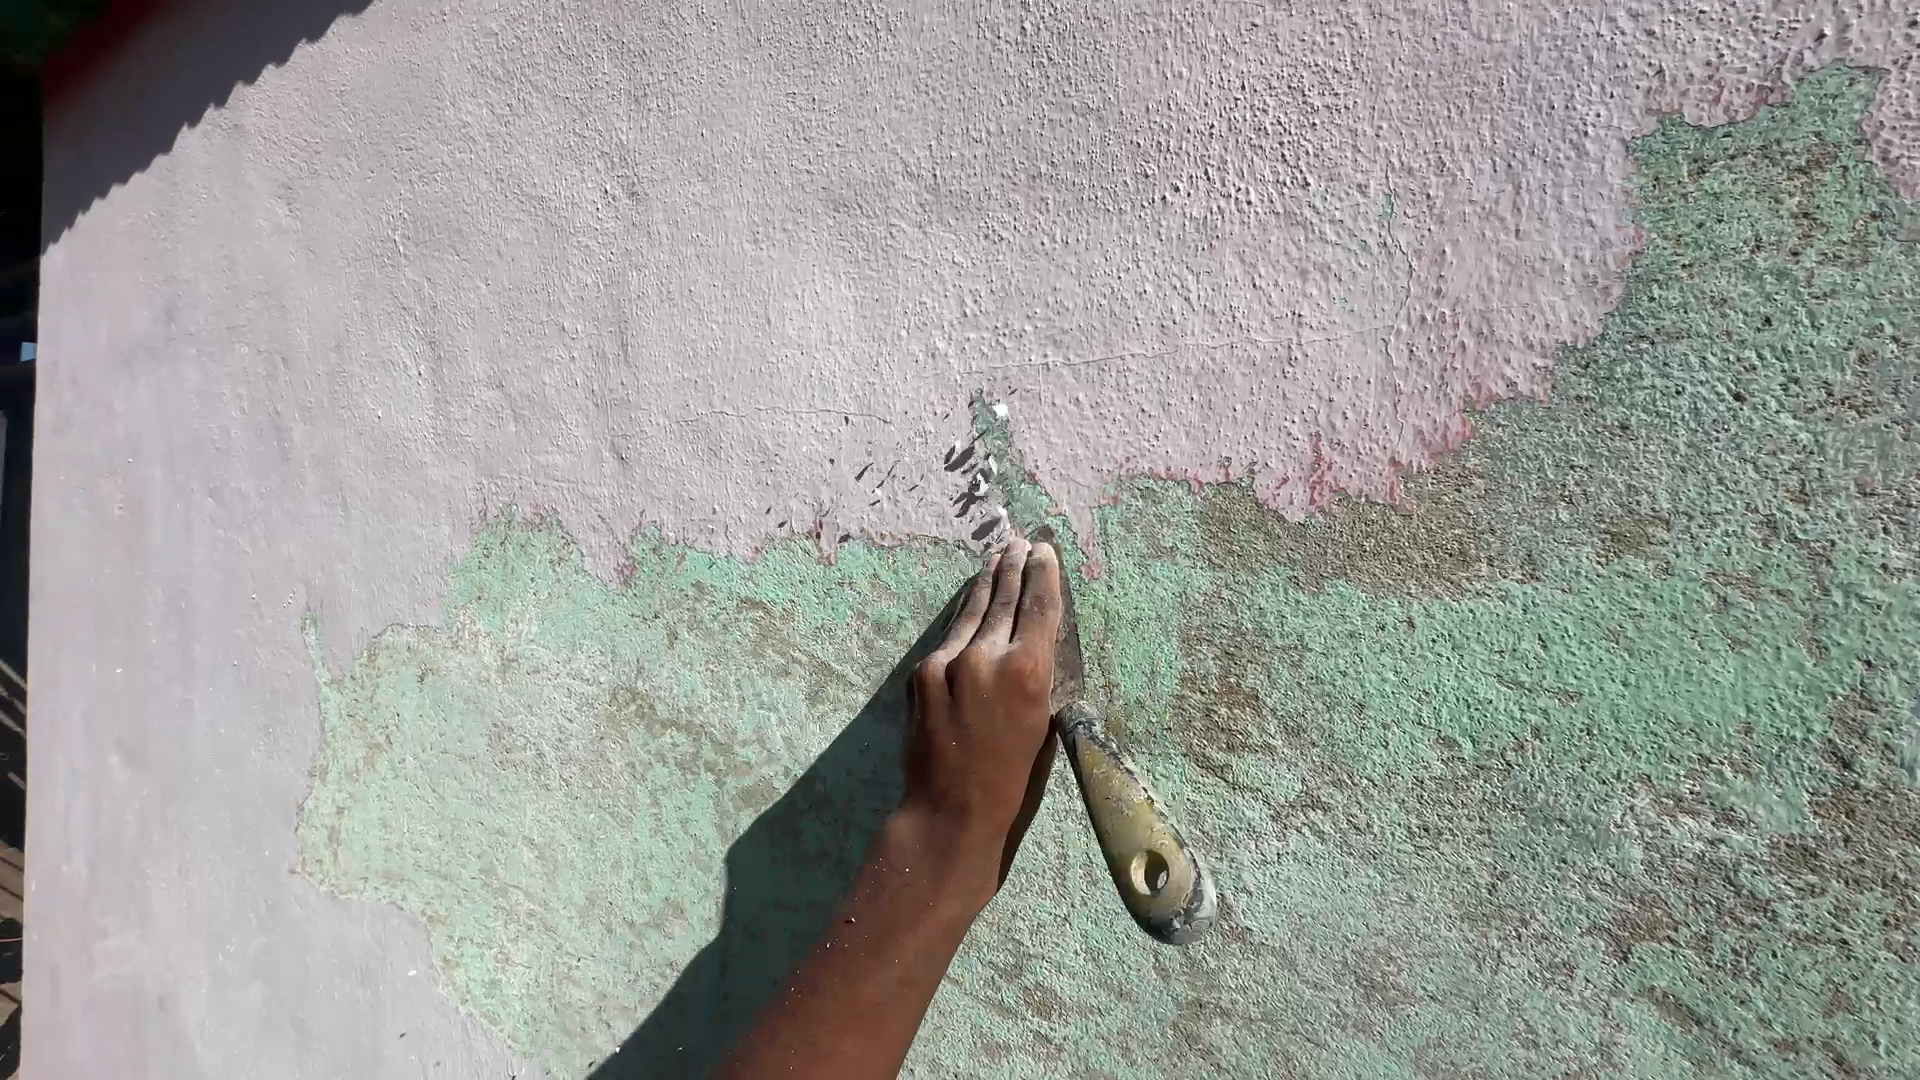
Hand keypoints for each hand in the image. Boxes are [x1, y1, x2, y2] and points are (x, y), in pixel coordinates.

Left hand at [902, 536, 1062, 891]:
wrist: (949, 808)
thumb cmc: (1011, 777)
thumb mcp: (1041, 721)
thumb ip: (1036, 674)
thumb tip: (1032, 637)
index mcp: (1027, 671)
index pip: (1038, 608)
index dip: (1044, 575)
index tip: (1044, 551)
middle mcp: (986, 657)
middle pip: (1004, 601)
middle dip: (1014, 569)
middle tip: (1020, 542)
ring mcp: (948, 663)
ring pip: (973, 613)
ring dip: (986, 584)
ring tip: (997, 558)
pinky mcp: (922, 673)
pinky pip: (950, 636)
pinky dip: (964, 617)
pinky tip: (971, 601)